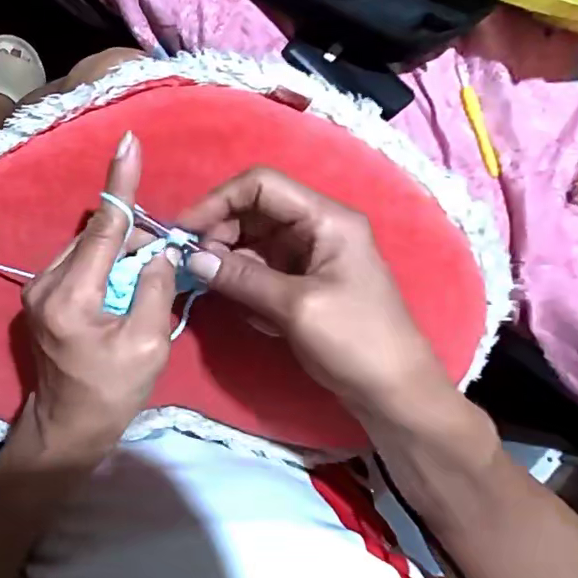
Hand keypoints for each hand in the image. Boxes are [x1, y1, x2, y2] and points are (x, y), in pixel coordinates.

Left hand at [21, 132, 178, 454]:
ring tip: (146, 280)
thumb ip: (154, 288)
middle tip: (163, 262)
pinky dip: (106, 265)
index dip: (121, 185)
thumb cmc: (110, 393)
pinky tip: (124, 284)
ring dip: (120, 253)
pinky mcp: (42, 295)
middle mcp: (44, 283)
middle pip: (96, 237)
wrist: (68, 426)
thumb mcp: (147, 345)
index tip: (128, 142)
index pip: (102, 229)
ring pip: (88, 248)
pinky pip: (80, 263)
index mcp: (69, 296)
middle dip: (133, 239)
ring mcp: (38, 288)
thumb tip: (160, 251)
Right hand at [178, 167, 466, 434]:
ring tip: (216, 289)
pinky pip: (259, 269)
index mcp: (325, 219)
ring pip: (251, 242)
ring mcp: (307, 255)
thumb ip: (241, 278)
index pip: (261, 185)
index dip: (218, 200)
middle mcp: (315, 228)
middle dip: (219, 233)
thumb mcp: (294, 307)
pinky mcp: (300, 282)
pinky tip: (247, 310)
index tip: (185, 231)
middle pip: (253, 211)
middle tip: (195, 266)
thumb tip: (191, 258)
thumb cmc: (355, 341)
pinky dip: (243, 283)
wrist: (392, 391)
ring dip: (228, 261)